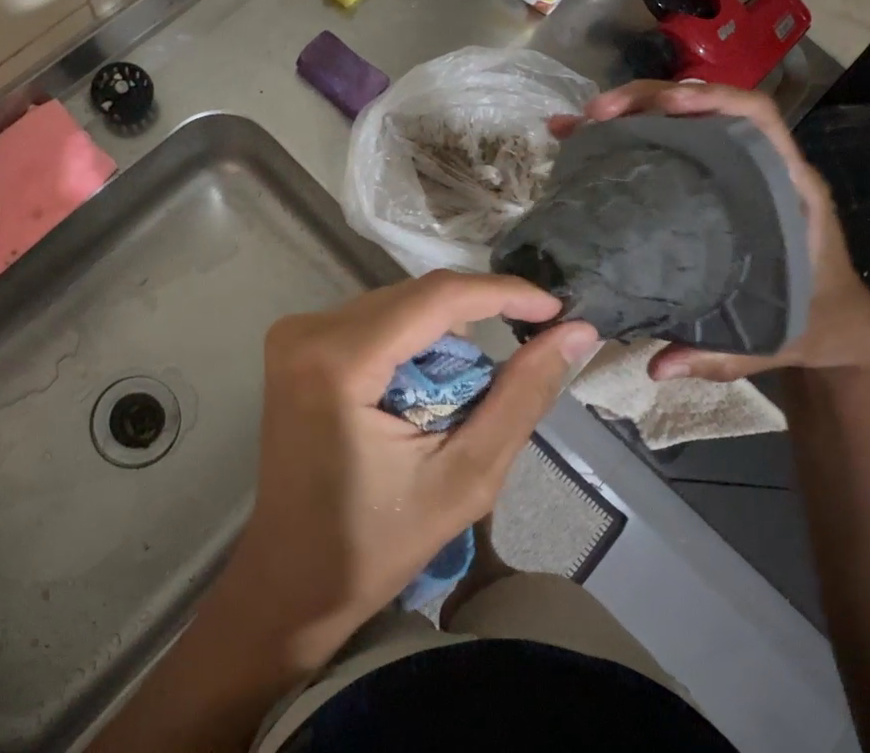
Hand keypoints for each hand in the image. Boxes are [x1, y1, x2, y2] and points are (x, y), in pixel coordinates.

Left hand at [223, 271, 598, 663]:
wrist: (293, 576)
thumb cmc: (377, 541)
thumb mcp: (465, 476)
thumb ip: (521, 396)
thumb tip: (576, 333)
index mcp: (338, 361)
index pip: (436, 296)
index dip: (504, 293)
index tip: (559, 311)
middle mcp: (307, 330)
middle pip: (415, 297)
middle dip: (476, 320)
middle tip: (528, 356)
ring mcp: (294, 335)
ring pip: (396, 306)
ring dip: (443, 337)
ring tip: (472, 394)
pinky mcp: (294, 346)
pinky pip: (372, 322)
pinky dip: (411, 345)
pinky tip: (429, 390)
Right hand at [550, 81, 869, 382]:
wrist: (835, 325)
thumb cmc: (814, 324)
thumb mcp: (773, 341)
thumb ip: (721, 356)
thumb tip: (658, 367)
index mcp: (787, 190)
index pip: (756, 120)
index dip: (710, 102)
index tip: (660, 107)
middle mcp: (757, 170)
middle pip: (705, 109)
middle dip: (648, 100)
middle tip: (594, 113)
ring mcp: (729, 174)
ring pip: (680, 124)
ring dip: (630, 114)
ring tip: (577, 123)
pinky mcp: (706, 187)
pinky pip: (668, 151)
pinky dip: (626, 142)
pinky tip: (583, 146)